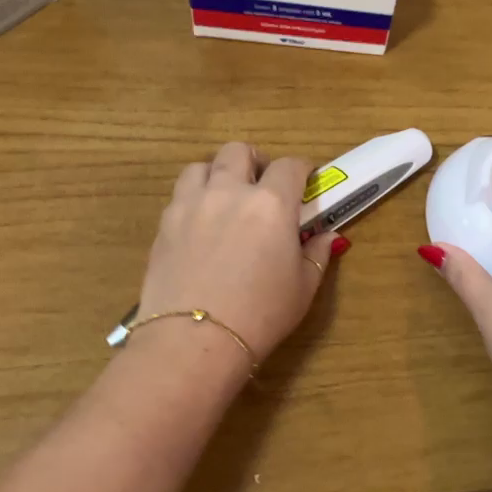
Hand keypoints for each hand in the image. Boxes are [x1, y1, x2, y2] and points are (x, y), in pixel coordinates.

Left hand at [137, 142, 344, 363]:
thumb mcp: (303, 288)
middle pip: (239, 152)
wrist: (194, 340)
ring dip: (218, 174)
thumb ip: (316, 254)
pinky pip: (180, 194)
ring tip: (226, 198)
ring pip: (202, 166)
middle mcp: (229, 192)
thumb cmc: (261, 314)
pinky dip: (195, 198)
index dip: (302, 170)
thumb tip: (327, 236)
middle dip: (256, 162)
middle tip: (264, 186)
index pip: (290, 166)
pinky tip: (203, 225)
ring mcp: (191, 205)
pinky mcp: (164, 224)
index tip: (306, 182)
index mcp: (271, 204)